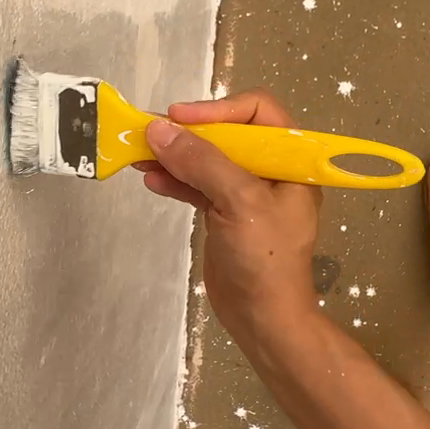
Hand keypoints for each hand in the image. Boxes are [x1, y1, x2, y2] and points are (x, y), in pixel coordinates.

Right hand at [136, 89, 322, 346]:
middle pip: (228, 134)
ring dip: (175, 155)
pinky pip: (198, 186)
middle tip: (150, 133)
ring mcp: (247, 194)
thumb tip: (158, 129)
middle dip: (189, 132)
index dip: (219, 109)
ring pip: (208, 160)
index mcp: (290, 161)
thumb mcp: (239, 203)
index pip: (257, 112)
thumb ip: (202, 163)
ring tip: (139, 154)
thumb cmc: (264, 259)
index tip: (180, 118)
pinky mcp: (225, 215)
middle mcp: (271, 171)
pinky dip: (175, 180)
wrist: (264, 320)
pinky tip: (151, 178)